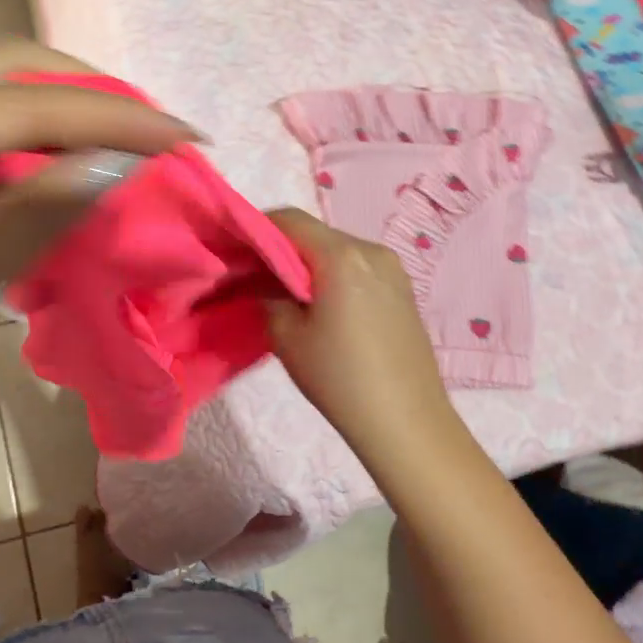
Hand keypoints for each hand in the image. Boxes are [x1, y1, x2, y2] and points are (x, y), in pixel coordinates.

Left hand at [0, 42, 196, 432]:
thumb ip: (45, 203)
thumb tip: (124, 157)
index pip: (26, 102)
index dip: (112, 117)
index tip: (185, 135)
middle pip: (4, 69)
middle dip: (84, 93)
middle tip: (148, 131)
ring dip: (56, 109)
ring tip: (117, 139)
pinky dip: (23, 135)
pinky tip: (59, 160)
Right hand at [263, 208, 454, 441]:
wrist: (407, 423)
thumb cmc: (340, 378)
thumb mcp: (285, 335)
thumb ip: (267, 293)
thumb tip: (263, 279)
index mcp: (342, 255)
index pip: (288, 219)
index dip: (255, 229)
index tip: (235, 253)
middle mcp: (371, 250)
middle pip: (314, 233)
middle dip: (280, 248)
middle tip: (255, 278)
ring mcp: (393, 269)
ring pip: (335, 250)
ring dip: (306, 264)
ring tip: (287, 297)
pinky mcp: (403, 290)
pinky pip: (356, 268)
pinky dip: (331, 276)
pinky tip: (321, 309)